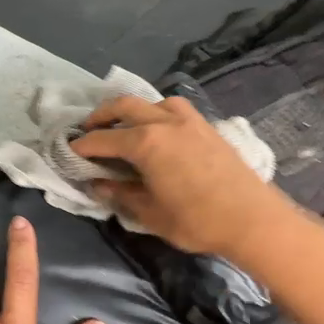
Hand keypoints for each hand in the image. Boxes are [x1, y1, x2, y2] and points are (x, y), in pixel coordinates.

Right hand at [69, 95, 296, 257]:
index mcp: (145, 143)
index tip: (68, 152)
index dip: (81, 146)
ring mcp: (189, 121)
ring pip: (152, 103)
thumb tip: (96, 183)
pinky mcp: (207, 128)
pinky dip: (158, 113)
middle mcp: (164, 122)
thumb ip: (120, 194)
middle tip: (87, 131)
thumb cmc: (197, 221)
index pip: (102, 139)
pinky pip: (175, 109)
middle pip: (124, 106)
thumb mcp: (149, 214)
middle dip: (100, 116)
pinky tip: (159, 131)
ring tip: (124, 127)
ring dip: (132, 111)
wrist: (255, 221)